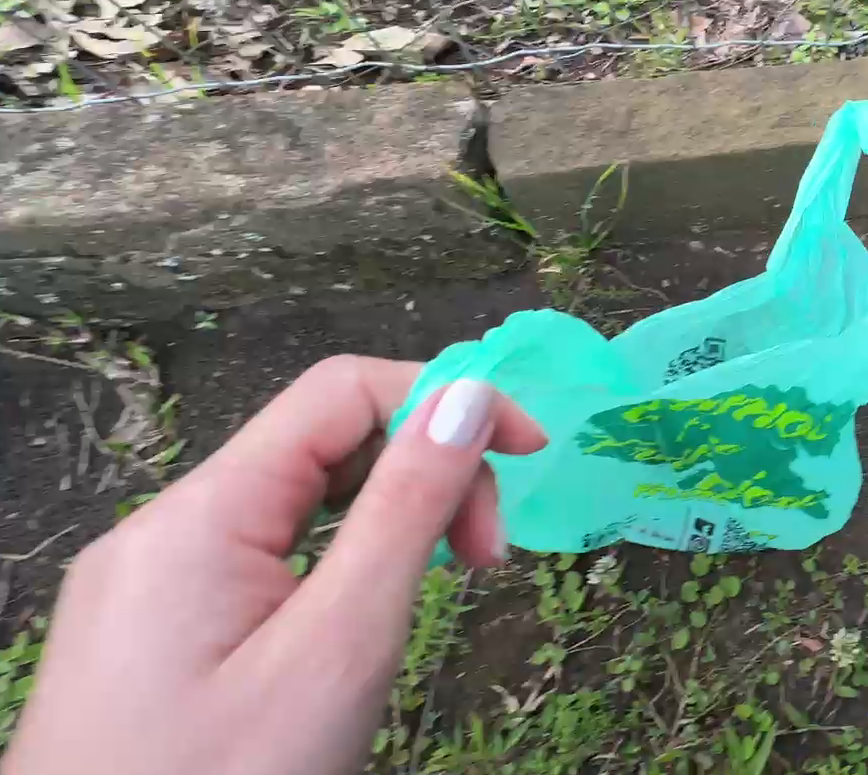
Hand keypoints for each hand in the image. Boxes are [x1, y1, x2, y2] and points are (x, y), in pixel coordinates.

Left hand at [3, 356, 546, 774]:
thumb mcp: (341, 641)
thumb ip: (408, 505)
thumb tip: (472, 394)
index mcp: (199, 516)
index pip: (344, 392)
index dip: (449, 398)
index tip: (529, 451)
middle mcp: (176, 526)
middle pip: (339, 439)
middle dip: (437, 471)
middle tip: (493, 553)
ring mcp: (172, 574)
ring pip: (325, 489)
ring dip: (412, 512)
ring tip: (463, 574)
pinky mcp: (183, 617)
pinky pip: (298, 541)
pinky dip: (370, 548)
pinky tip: (395, 590)